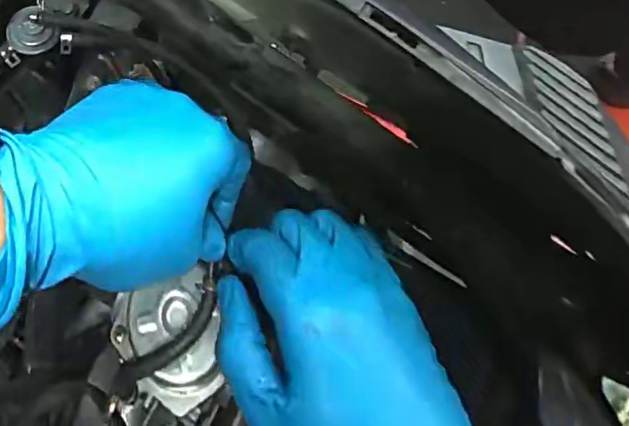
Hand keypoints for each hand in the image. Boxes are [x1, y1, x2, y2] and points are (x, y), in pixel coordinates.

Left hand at [0, 81, 250, 328]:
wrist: (48, 201)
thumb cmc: (112, 223)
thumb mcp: (182, 252)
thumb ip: (205, 235)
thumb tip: (203, 230)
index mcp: (210, 140)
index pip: (238, 166)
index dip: (226, 201)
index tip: (210, 221)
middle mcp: (180, 110)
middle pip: (201, 144)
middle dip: (192, 179)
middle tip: (177, 213)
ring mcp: (142, 99)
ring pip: (166, 130)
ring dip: (160, 159)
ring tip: (138, 196)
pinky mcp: (107, 99)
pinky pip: (131, 121)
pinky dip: (128, 144)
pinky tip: (115, 176)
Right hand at [218, 209, 470, 425]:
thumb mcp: (269, 408)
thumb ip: (238, 344)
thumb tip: (230, 290)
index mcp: (303, 305)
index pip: (260, 243)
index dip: (240, 248)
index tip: (235, 264)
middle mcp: (339, 278)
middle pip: (294, 222)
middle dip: (272, 239)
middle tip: (263, 272)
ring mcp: (374, 279)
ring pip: (329, 222)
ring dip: (308, 236)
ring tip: (298, 270)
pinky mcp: (398, 292)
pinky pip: (363, 240)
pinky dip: (342, 244)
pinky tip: (333, 275)